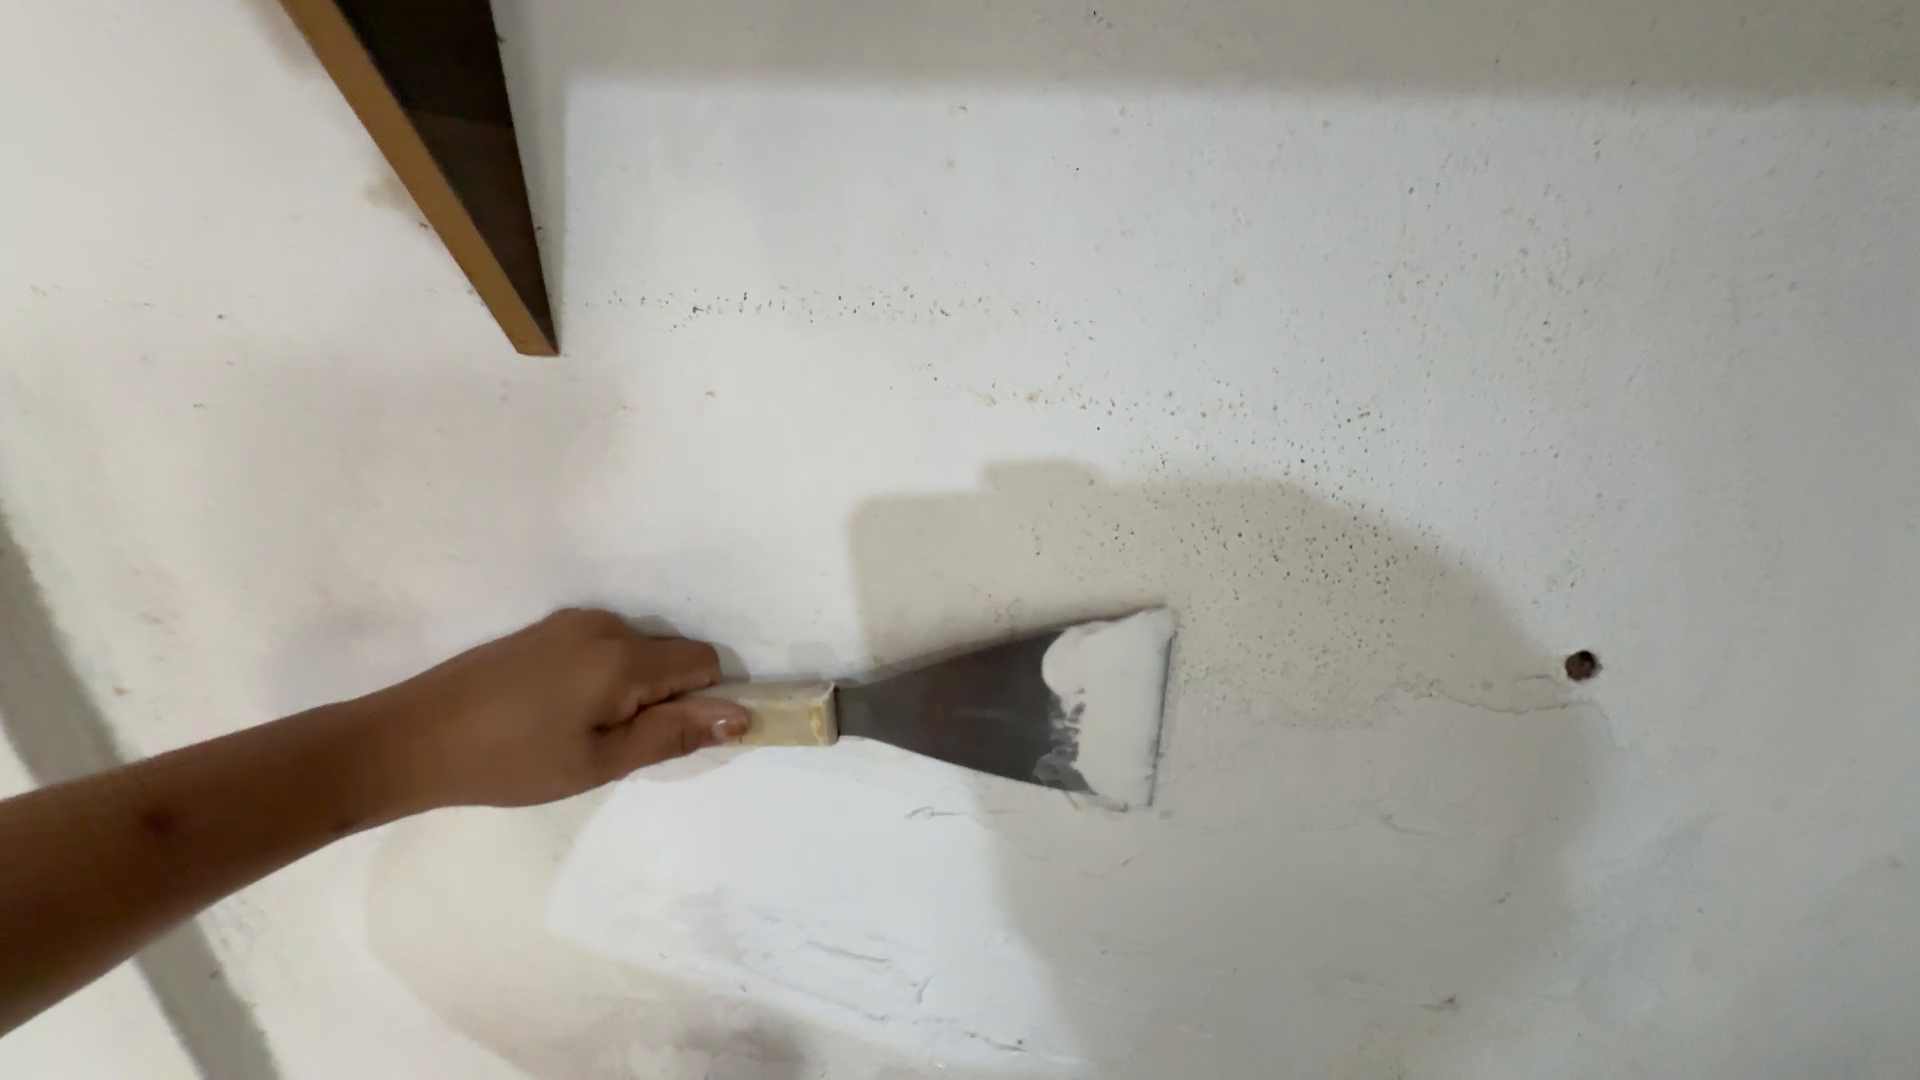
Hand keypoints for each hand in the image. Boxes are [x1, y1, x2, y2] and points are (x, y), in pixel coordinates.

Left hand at [367, 608, 751, 809]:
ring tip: (580, 726)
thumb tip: (740, 716)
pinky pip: (607, 644)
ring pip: (640, 649)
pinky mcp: (550, 626)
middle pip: (673, 654)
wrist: (407, 741)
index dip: (700, 701)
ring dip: (634, 686)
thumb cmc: (510, 762)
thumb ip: (673, 734)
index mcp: (623, 657)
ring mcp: (574, 621)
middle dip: (664, 695)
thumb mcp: (600, 761)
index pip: (704, 662)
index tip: (664, 736)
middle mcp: (606, 625)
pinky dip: (606, 674)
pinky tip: (559, 707)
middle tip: (613, 740)